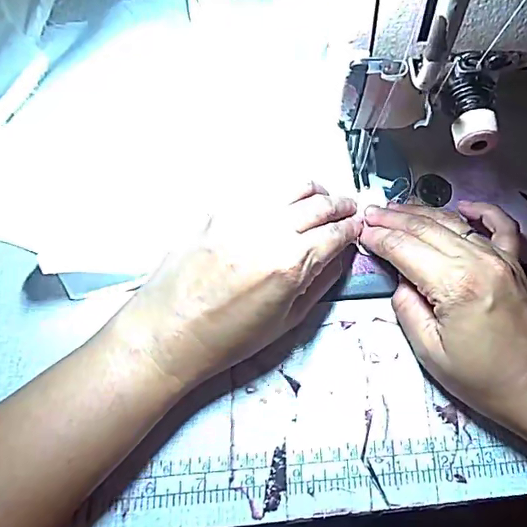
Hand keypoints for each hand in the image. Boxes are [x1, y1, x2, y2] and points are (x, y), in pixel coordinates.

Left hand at [105, 183, 361, 392]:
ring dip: (313, 192)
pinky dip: (278, 196)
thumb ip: (319, 283)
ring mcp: (241, 217)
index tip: (358, 228)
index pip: (336, 233)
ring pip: (291, 188)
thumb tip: (339, 258)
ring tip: (319, 200)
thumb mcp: (286, 321)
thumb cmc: (223, 338)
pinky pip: (259, 193)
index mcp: (290, 263)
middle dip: (340, 205)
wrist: (168, 333)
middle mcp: (268, 232)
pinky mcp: (218, 212)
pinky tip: (280, 206)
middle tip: (347, 210)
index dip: (353, 228)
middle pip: (319, 204)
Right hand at [358, 202, 526, 444]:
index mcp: (454, 283)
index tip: (358, 230)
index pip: (403, 248)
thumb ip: (408, 309)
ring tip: (396, 208)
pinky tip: (464, 205)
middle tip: (369, 212)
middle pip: (425, 227)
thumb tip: (401, 281)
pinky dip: (482, 211)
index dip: (377, 237)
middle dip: (392, 218)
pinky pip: (500, 226)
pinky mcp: (516, 264)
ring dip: (422, 212)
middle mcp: (478, 260)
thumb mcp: (431, 352)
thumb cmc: (487, 381)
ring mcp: (501, 258)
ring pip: (454, 222)